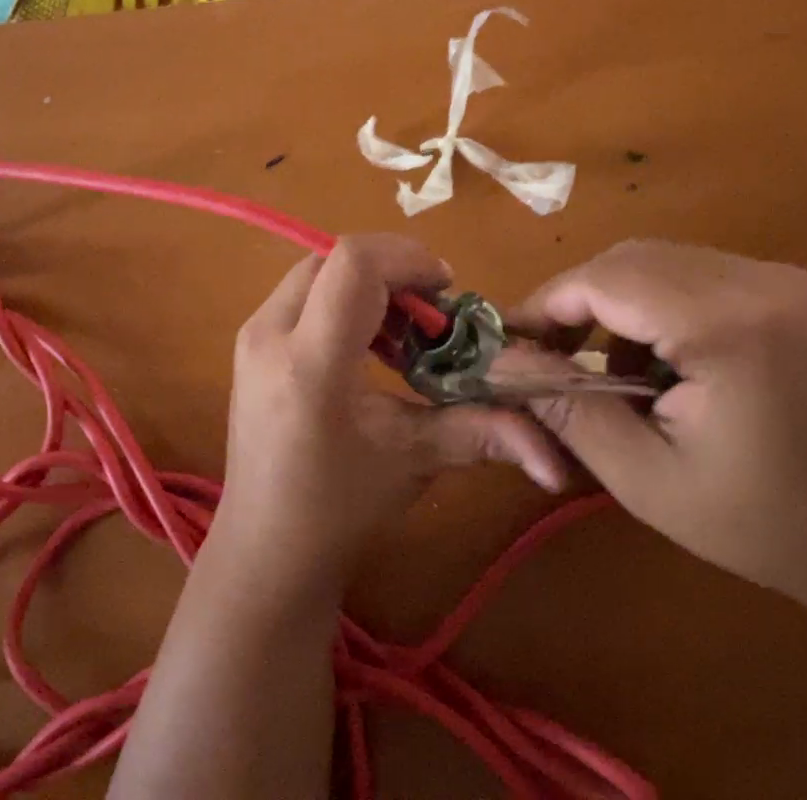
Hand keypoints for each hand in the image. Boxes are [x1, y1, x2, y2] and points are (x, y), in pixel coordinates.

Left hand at [221, 235, 567, 580]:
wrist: (268, 547)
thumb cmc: (341, 509)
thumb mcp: (416, 460)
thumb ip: (484, 433)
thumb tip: (559, 456)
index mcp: (311, 363)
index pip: (355, 264)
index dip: (408, 260)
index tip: (447, 291)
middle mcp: (269, 337)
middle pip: (333, 259)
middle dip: (391, 271)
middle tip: (432, 312)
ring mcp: (250, 340)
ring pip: (315, 274)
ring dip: (366, 286)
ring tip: (404, 333)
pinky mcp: (247, 348)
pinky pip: (299, 298)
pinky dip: (340, 302)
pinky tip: (368, 347)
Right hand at [509, 240, 806, 596]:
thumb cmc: (761, 523)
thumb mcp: (645, 479)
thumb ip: (569, 411)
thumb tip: (502, 362)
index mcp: (727, 326)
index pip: (606, 279)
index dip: (546, 304)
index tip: (507, 347)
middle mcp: (757, 280)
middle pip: (630, 259)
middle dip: (575, 303)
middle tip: (542, 359)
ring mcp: (779, 279)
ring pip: (657, 262)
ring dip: (612, 305)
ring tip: (596, 372)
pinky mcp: (785, 290)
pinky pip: (691, 276)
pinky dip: (651, 308)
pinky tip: (650, 365)